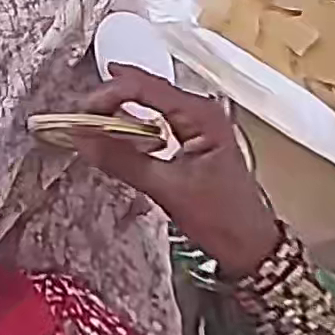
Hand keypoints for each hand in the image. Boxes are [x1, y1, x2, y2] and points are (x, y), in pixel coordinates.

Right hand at [71, 65, 279, 278]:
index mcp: (200, 114)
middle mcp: (200, 108)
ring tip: (92, 120)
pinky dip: (132, 119)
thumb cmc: (220, 218)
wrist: (252, 246)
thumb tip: (83, 139)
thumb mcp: (167, 189)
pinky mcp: (192, 132)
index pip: (146, 88)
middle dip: (111, 97)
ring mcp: (197, 119)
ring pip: (149, 99)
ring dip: (120, 107)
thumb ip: (122, 161)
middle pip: (146, 88)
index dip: (110, 94)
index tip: (83, 111)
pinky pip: (155, 115)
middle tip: (82, 117)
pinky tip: (115, 127)